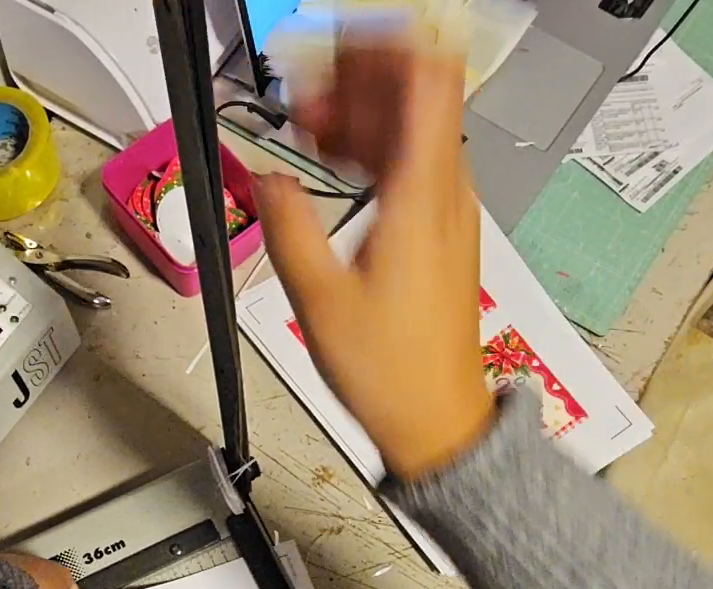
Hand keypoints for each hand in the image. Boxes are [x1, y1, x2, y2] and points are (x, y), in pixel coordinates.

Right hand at [253, 39, 495, 481]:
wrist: (435, 419)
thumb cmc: (389, 371)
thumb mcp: (319, 301)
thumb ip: (287, 228)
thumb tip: (265, 181)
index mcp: (422, 196)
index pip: (425, 76)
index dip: (378, 46)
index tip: (327, 51)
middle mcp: (446, 193)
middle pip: (419, 92)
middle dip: (357, 77)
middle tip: (303, 95)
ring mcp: (448, 214)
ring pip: (415, 129)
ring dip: (362, 116)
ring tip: (309, 130)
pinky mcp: (440, 236)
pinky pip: (415, 166)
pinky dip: (375, 151)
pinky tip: (336, 169)